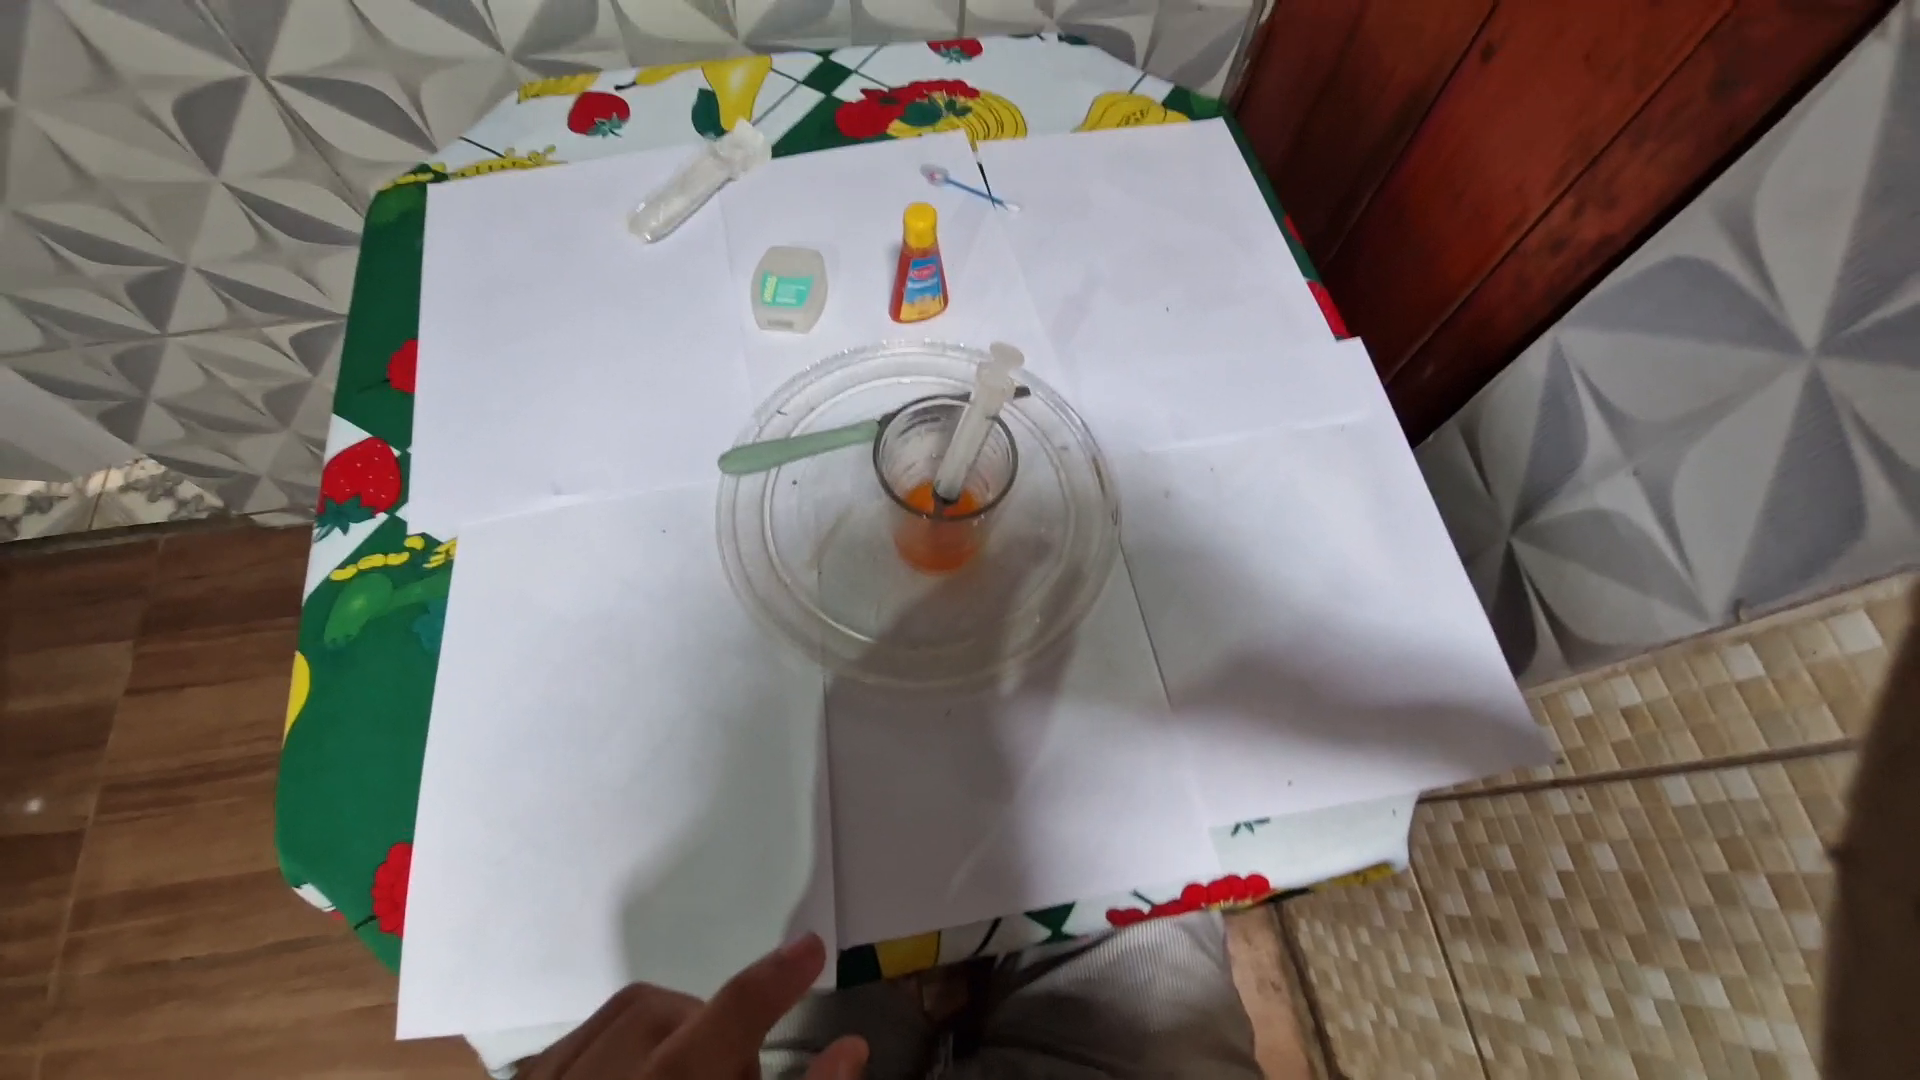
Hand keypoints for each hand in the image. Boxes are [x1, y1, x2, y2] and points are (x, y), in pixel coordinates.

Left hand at [519, 933, 866, 1079]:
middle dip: (720, 1043)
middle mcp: (610, 1077)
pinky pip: (589, 1033)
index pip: (734, 1015)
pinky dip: (624, 1046)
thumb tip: (851, 1050)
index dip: (776, 981)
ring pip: (637, 1015)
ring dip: (672, 1036)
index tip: (811, 949)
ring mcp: (557, 1077)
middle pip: (684, 1018)